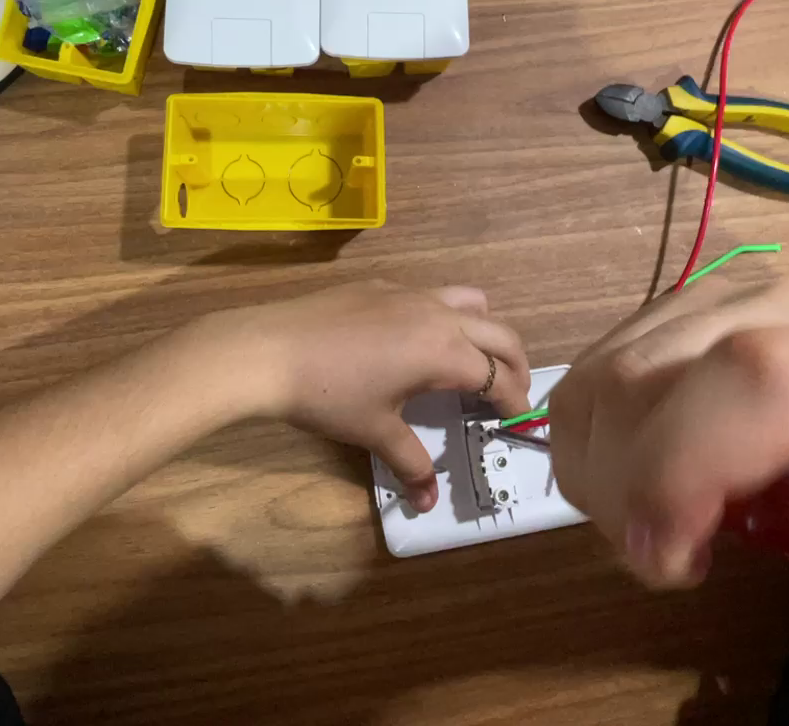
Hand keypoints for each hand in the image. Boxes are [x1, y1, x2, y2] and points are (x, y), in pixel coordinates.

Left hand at [209, 281, 532, 512]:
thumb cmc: (329, 395)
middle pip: (499, 333)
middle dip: (514, 364)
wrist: (268, 349)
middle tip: (511, 393)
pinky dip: (445, 315)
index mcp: (443, 351)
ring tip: (475, 357)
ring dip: (485, 328)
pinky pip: (431, 295)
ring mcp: (409, 293)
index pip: (496, 377)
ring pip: (470, 301)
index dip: (513, 401)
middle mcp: (437, 315)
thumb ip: (411, 463)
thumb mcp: (374, 432)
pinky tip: (415, 340)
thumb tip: (427, 502)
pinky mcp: (381, 286)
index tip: (520, 419)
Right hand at [551, 276, 788, 645]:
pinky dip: (589, 444)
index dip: (685, 463)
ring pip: (603, 374)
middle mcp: (784, 302)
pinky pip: (583, 376)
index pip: (758, 378)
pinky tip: (636, 474)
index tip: (665, 555)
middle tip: (665, 554)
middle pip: (650, 376)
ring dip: (604, 469)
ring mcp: (710, 298)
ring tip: (654, 517)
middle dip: (630, 485)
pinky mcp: (660, 312)